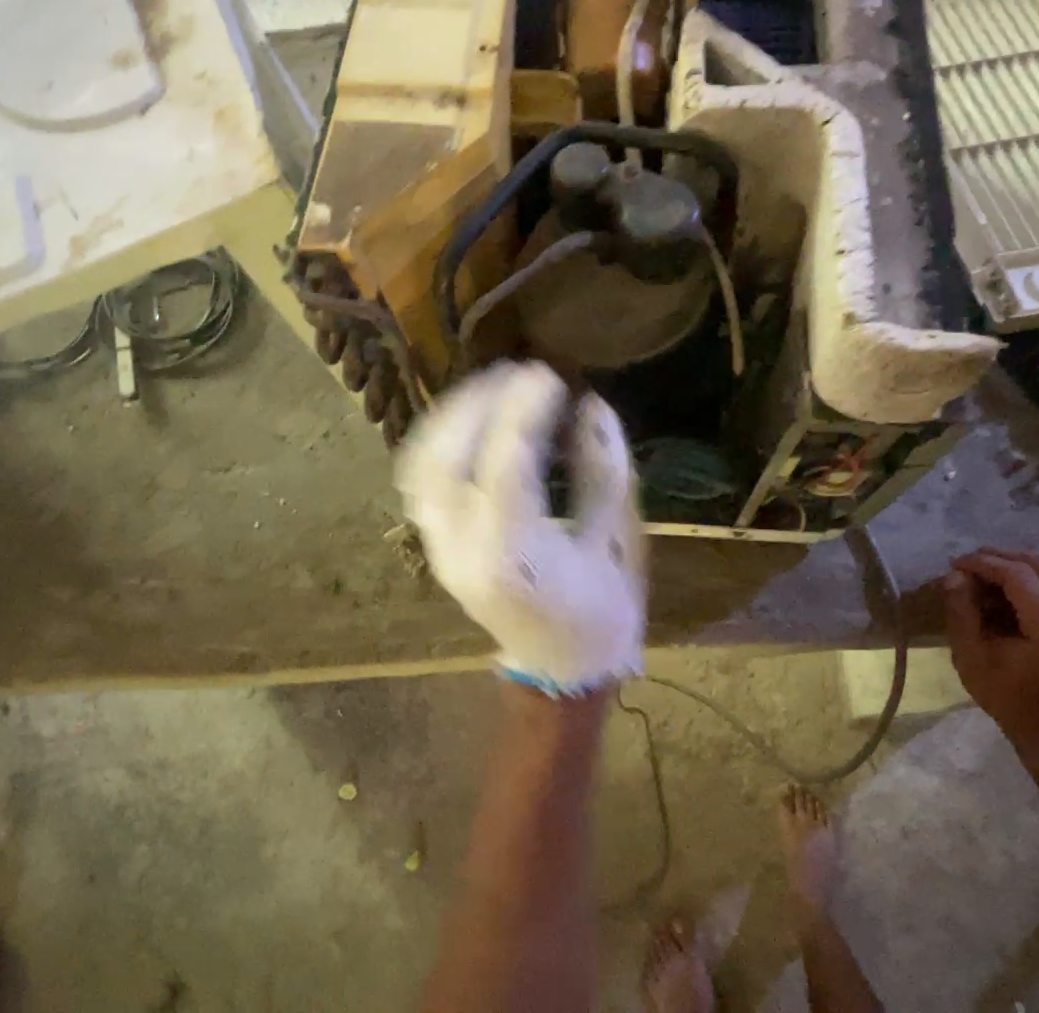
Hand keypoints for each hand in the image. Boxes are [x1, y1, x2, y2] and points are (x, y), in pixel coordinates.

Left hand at [395, 361, 646, 694]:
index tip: (550, 374)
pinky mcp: (435, 546)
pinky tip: (470, 420)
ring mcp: (440, 550)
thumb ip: (604, 472)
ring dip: (452, 418)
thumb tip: (592, 405)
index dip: (524, 412)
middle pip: (445, 460)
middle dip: (478, 405)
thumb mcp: (618, 540)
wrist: (562, 665)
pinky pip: (421, 483)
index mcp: (517, 558)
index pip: (506, 466)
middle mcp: (464, 552)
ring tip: (493, 386)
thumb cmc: (602, 610)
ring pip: (421, 467)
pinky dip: (439, 442)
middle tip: (519, 372)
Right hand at [943, 548, 1038, 750]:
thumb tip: (955, 575)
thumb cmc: (1008, 699)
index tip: (953, 564)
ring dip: (1010, 569)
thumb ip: (962, 612)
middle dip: (997, 559)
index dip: (983, 563)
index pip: (1018, 575)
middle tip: (965, 565)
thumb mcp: (972, 657)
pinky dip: (1024, 582)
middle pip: (1037, 565)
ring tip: (978, 580)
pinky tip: (999, 595)